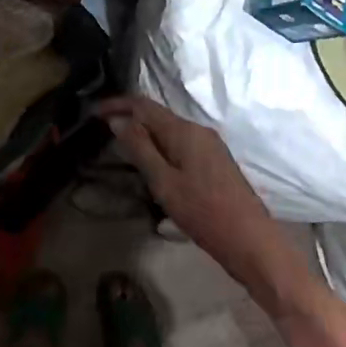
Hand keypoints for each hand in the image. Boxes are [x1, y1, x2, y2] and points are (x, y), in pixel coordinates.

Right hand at [98, 96, 294, 291]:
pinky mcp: (215, 161)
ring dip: (144, 133)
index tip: (93, 111)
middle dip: (129, 117)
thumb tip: (118, 120)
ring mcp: (209, 145)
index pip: (143, 104)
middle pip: (157, 114)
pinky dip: (160, 145)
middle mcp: (198, 129)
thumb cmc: (204, 213)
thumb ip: (140, 148)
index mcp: (184, 130)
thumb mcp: (164, 182)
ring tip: (121, 146)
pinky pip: (180, 143)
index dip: (117, 104)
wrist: (252, 242)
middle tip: (102, 129)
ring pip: (169, 130)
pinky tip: (151, 162)